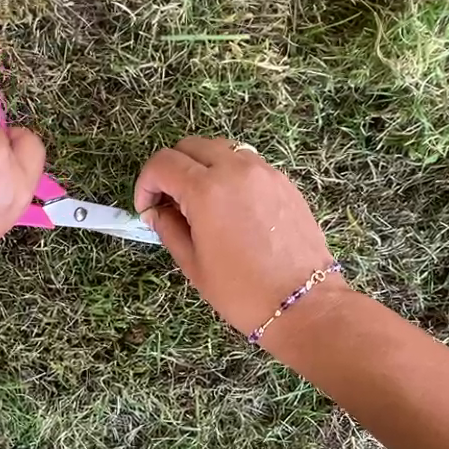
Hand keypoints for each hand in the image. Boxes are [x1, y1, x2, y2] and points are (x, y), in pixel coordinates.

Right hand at [134, 137, 339, 334]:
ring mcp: (263, 171)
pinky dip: (228, 174)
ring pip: (220, 149)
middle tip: (168, 203)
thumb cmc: (241, 291)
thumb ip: (169, 229)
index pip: (163, 164)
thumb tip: (157, 212)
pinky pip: (246, 163)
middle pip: (190, 146)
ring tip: (199, 204)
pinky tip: (228, 208)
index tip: (146, 208)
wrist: (303, 302)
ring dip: (200, 168)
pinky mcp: (283, 181)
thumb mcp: (194, 264)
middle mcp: (235, 169)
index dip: (146, 183)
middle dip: (171, 169)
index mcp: (206, 190)